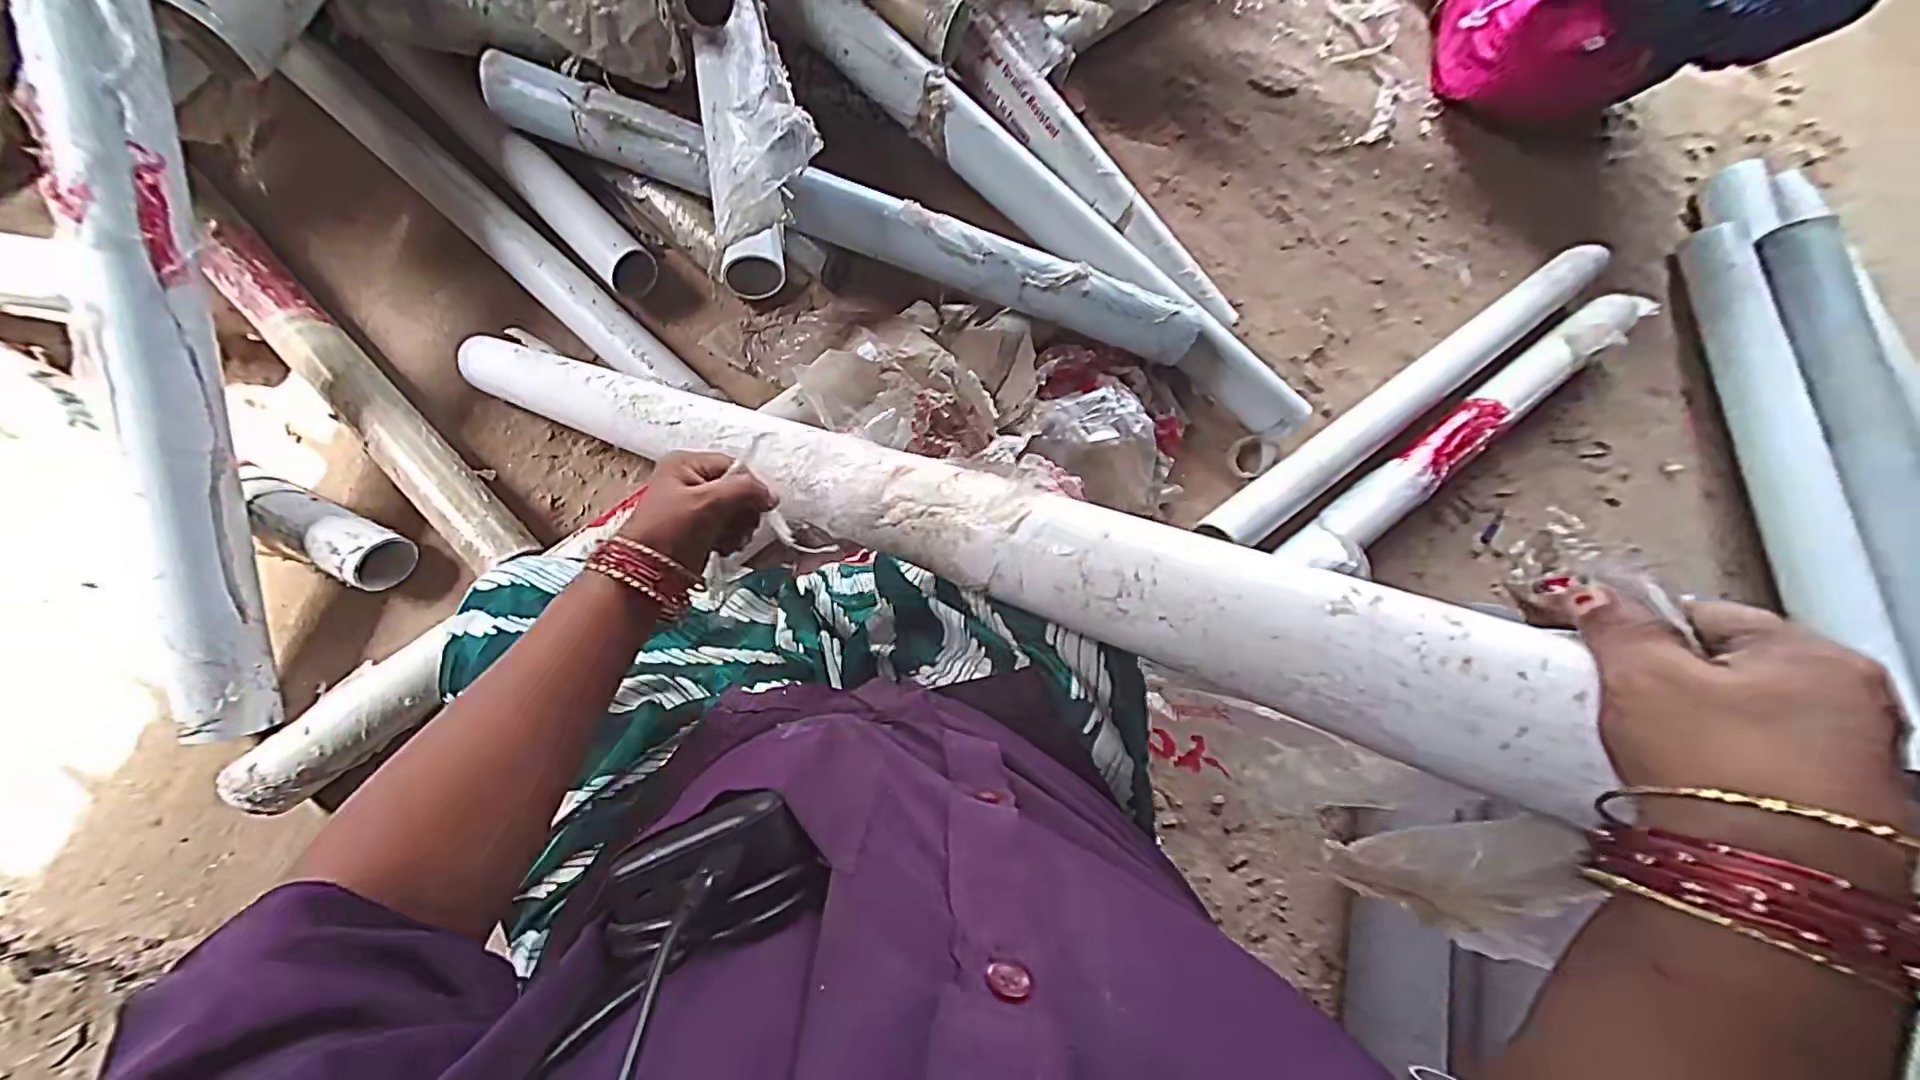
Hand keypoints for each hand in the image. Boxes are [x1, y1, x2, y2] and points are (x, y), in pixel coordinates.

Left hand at [616, 452, 776, 569]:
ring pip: (737, 512)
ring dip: (738, 529)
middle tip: (734, 527)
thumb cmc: (670, 532)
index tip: (757, 507)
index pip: (736, 467)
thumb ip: (746, 490)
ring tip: (724, 540)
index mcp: (686, 464)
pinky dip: (730, 539)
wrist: (648, 574)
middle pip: (738, 490)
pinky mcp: (699, 529)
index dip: (750, 487)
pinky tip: (721, 547)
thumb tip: (771, 495)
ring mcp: (695, 507)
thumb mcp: (710, 501)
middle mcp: (690, 482)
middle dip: (742, 513)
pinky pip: (729, 529)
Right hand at [1557, 585, 1911, 889]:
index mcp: (1817, 654)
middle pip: (1727, 663)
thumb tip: (1594, 596)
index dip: (1640, 624)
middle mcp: (1856, 700)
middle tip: (1617, 691)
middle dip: (1667, 672)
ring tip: (1640, 734)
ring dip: (1690, 716)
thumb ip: (1615, 624)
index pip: (1703, 612)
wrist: (1760, 872)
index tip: (1597, 643)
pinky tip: (1676, 768)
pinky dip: (1711, 755)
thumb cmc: (1715, 764)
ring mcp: (1851, 756)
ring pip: (1741, 711)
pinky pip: (1752, 754)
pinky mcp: (1829, 802)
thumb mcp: (1640, 673)